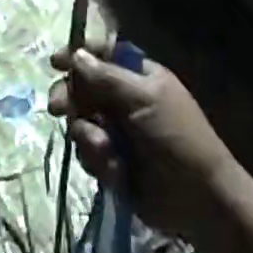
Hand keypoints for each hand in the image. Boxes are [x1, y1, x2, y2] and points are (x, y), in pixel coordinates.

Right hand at [47, 39, 244, 240]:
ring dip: (88, 136)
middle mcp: (124, 99)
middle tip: (58, 108)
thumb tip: (77, 54)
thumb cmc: (176, 136)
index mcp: (139, 76)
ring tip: (106, 150)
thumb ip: (107, 77)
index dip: (79, 56)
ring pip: (81, 122)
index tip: (55, 63)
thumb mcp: (144, 99)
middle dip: (70, 97)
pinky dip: (96, 160)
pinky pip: (87, 152)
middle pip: (83, 88)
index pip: (103, 55)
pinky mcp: (111, 161)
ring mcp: (116, 131)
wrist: (197, 198)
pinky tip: (114, 170)